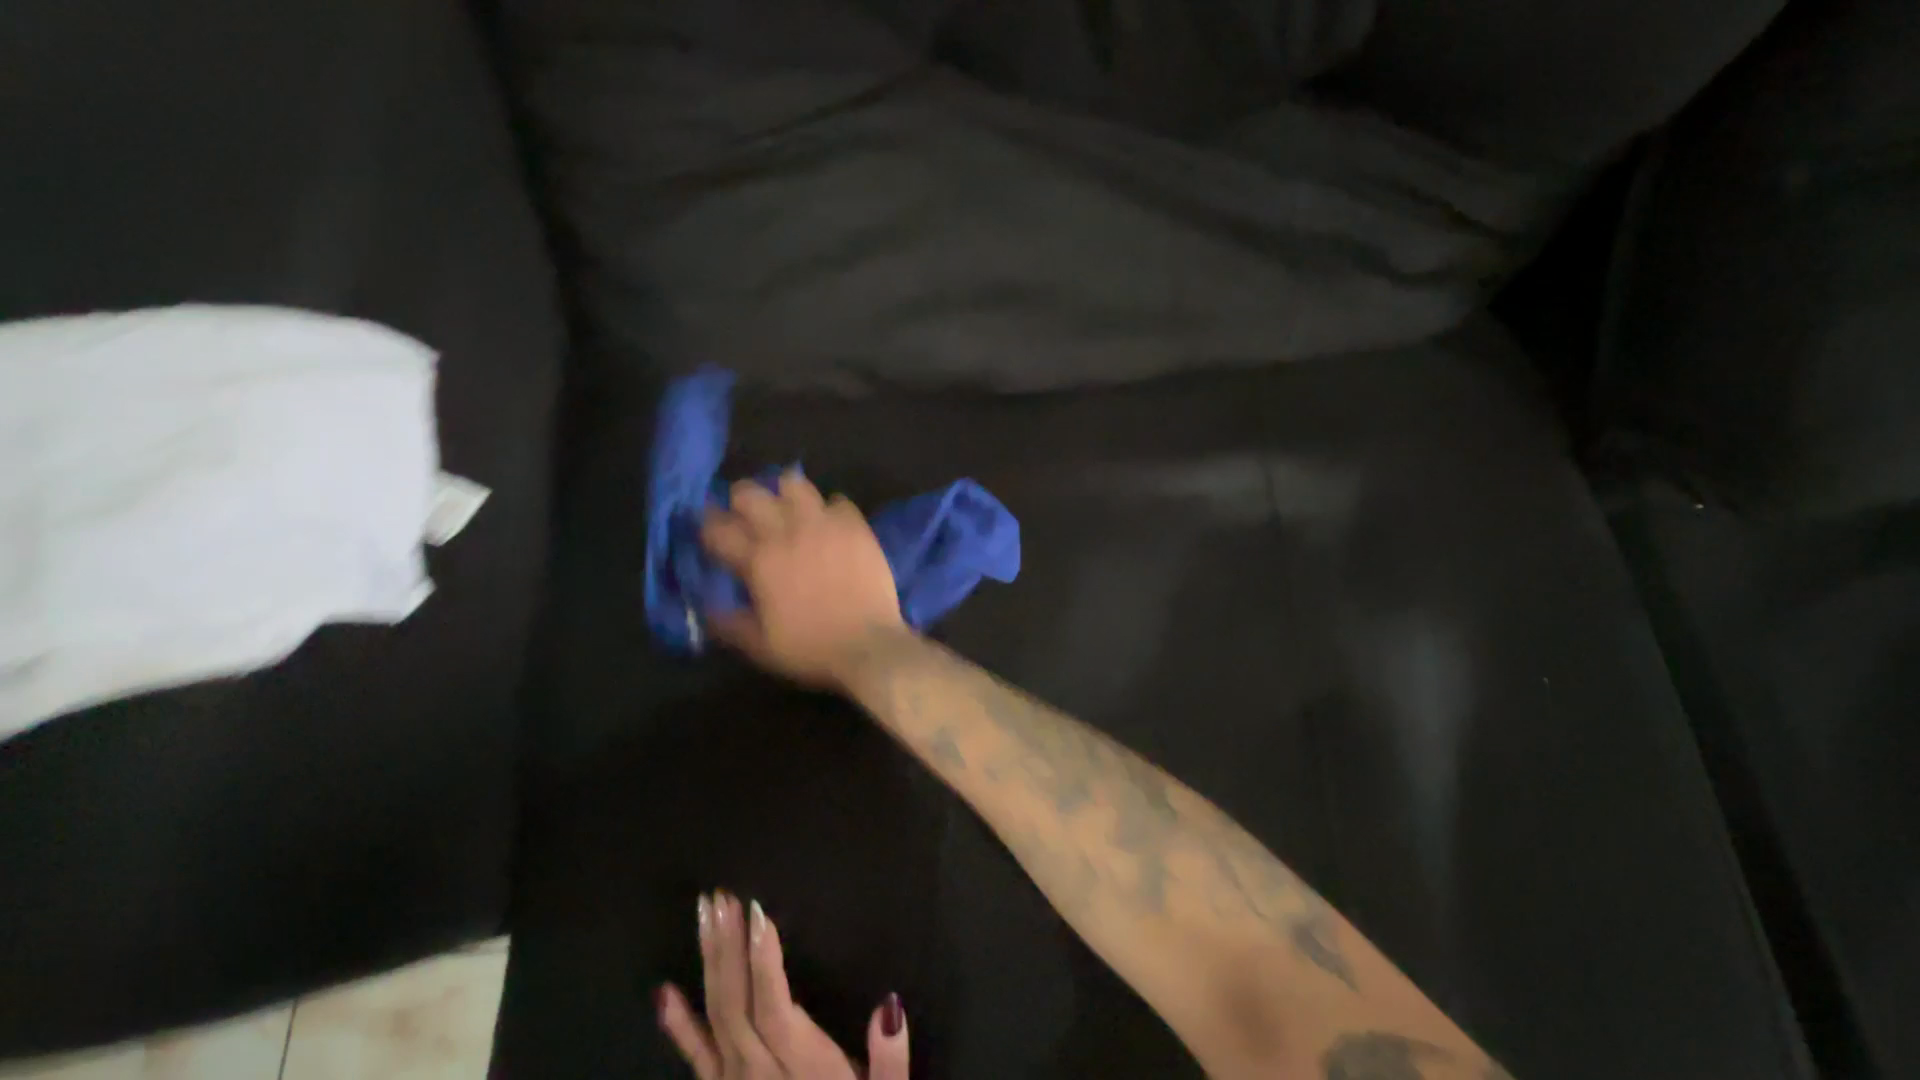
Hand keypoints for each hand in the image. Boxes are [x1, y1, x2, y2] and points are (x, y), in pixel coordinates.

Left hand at [657, 892, 908, 1079]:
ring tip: (704, 913)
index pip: (775, 1010)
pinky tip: (665, 989)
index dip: (764, 962)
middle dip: (729, 947)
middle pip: (736, 1006)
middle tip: (723, 897)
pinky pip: (695, 1057)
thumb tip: (889, 1006)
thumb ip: (889, 1062)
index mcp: (805, 1072)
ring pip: (715, 1019)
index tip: (758, 913)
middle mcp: (760, 1075)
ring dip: (709, 963)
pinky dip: (677, 1024)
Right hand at [701, 471, 905, 688]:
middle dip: (741, 500)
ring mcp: (824, 524)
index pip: (718, 529)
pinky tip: (829, 524)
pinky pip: (837, 500)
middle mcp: (787, 532)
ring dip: (785, 494)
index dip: (708, 526)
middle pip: (751, 495)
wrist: (869, 646)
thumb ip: (729, 624)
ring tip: (789, 509)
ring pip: (794, 484)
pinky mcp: (855, 526)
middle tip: (746, 514)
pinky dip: (828, 509)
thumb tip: (708, 608)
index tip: (711, 529)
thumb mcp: (760, 647)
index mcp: (759, 561)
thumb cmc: (811, 648)